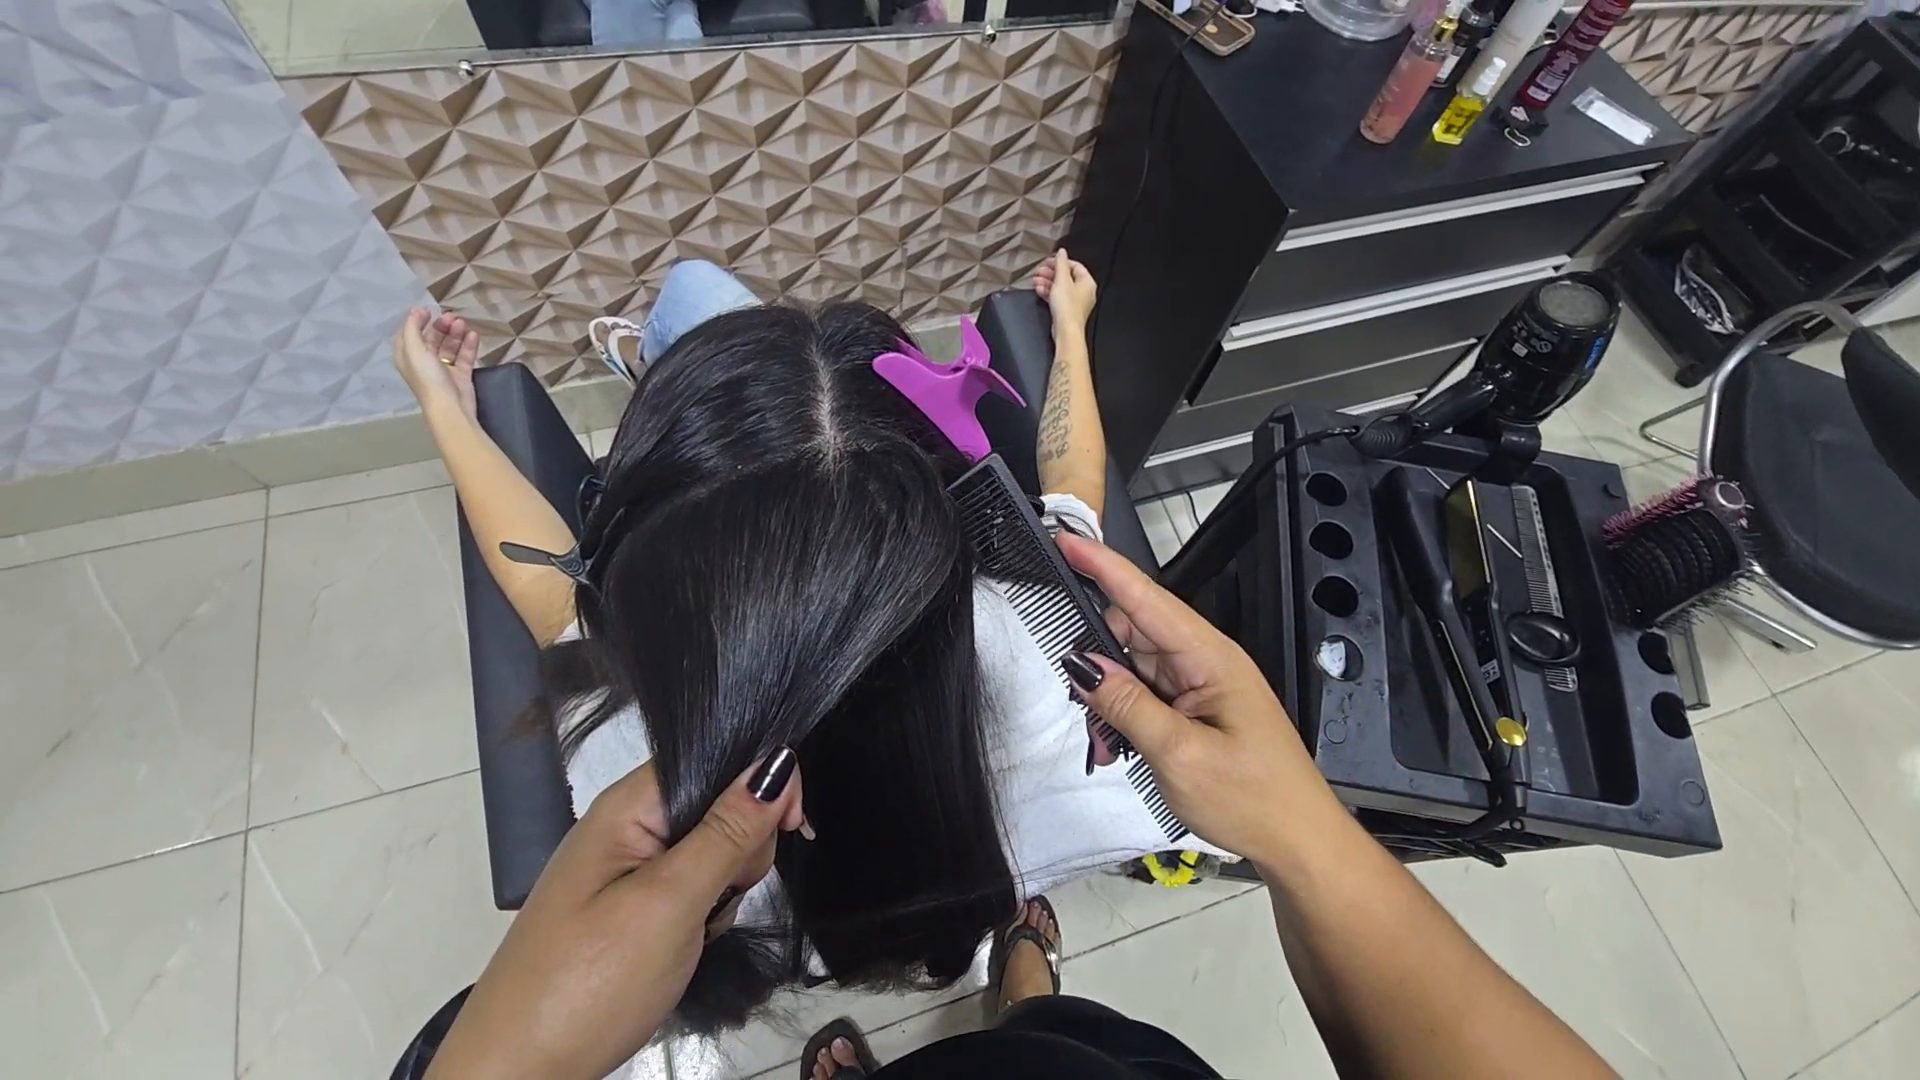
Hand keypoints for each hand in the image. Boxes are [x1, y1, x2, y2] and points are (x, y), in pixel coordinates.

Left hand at [393, 307, 479, 419]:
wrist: (450, 406)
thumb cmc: (428, 377)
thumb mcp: (414, 349)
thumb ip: (413, 328)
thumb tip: (416, 311)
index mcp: (408, 355)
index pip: (410, 333)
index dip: (417, 320)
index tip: (429, 310)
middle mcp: (424, 360)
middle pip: (432, 338)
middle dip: (441, 326)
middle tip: (453, 317)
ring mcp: (444, 367)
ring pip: (450, 345)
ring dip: (456, 334)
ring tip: (464, 325)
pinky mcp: (461, 374)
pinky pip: (464, 356)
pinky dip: (469, 345)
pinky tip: (474, 336)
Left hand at [427, 751, 806, 1079]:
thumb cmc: (588, 984)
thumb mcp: (671, 903)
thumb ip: (729, 832)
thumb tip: (778, 761)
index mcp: (630, 804)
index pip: (715, 756)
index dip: (760, 780)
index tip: (794, 826)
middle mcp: (629, 824)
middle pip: (720, 801)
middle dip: (743, 844)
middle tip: (720, 895)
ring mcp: (629, 867)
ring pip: (713, 846)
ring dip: (726, 883)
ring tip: (699, 925)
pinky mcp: (632, 904)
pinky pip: (694, 882)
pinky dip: (708, 908)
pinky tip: (693, 938)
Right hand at [1033, 248, 1096, 332]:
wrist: (1066, 330)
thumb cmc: (1067, 308)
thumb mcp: (1062, 280)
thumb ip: (1061, 264)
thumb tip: (1062, 252)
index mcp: (1087, 282)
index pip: (1075, 266)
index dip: (1061, 262)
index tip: (1049, 261)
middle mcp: (1084, 292)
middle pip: (1067, 277)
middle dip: (1052, 273)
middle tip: (1040, 271)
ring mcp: (1076, 303)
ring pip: (1061, 288)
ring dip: (1048, 283)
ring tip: (1036, 280)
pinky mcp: (1067, 311)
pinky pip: (1058, 298)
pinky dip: (1049, 293)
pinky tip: (1039, 290)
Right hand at [1057, 533, 1337, 865]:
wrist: (1299, 844)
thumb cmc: (1253, 799)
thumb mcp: (1179, 754)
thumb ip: (1126, 704)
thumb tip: (1083, 665)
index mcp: (1209, 657)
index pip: (1146, 598)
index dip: (1103, 566)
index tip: (1065, 539)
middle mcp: (1203, 660)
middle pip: (1132, 631)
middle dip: (1095, 659)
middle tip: (1080, 703)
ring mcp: (1198, 683)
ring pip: (1131, 665)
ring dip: (1107, 697)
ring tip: (1106, 741)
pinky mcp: (1193, 706)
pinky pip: (1143, 693)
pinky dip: (1121, 714)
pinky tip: (1117, 745)